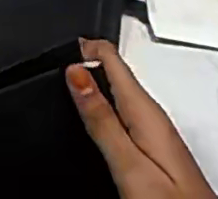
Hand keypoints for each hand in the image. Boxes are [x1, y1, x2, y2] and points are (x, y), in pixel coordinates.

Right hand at [67, 39, 216, 198]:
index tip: (59, 57)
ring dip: (93, 87)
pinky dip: (104, 108)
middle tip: (59, 66)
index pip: (110, 56)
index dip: (82, 50)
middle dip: (85, 65)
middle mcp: (155, 119)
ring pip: (119, 93)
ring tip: (71, 86)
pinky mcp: (157, 153)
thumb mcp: (129, 167)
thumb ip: (100, 118)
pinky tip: (95, 120)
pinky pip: (124, 114)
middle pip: (114, 72)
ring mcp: (158, 136)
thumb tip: (75, 73)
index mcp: (146, 113)